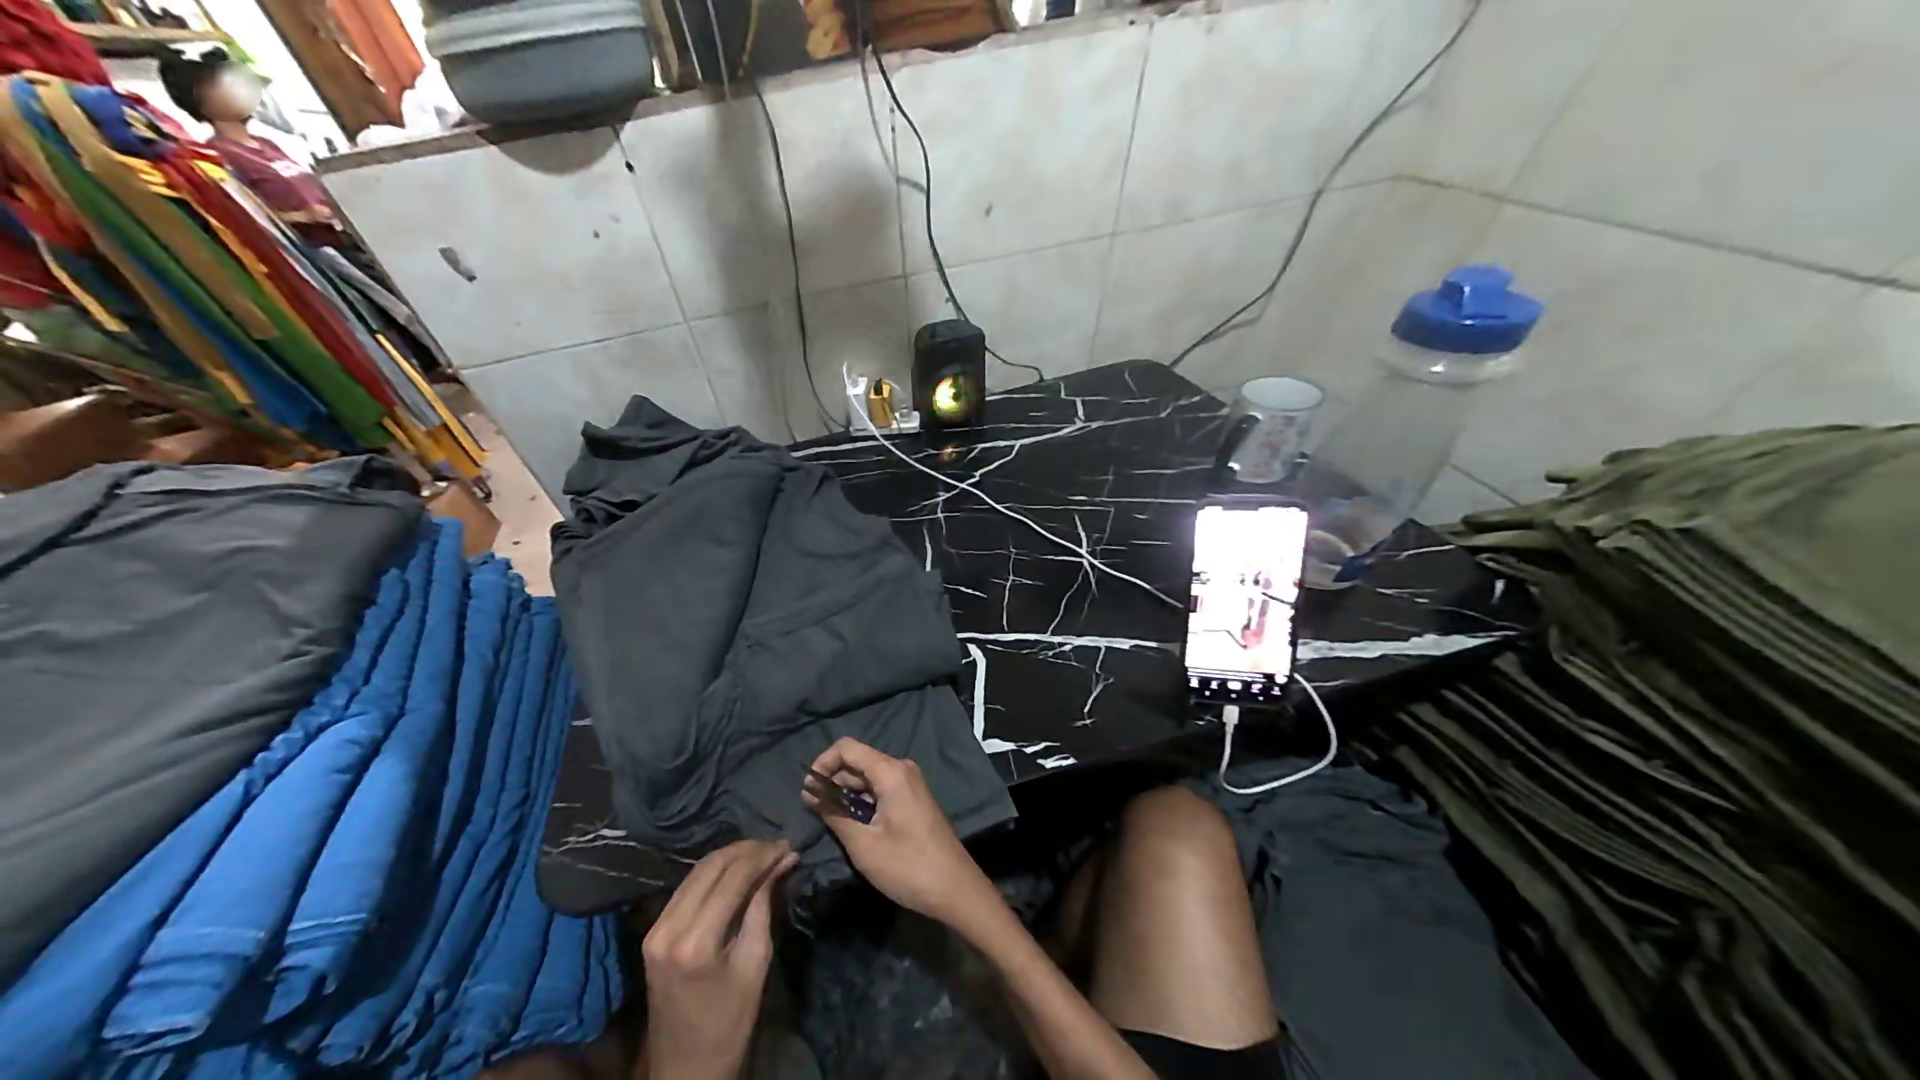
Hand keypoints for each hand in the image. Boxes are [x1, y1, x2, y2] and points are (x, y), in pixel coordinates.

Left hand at [640, 840, 796, 1079]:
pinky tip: (737, 870)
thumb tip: (782, 862)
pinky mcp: (652, 933)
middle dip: (748, 850)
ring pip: (696, 871)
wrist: (684, 1068)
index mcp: (697, 942)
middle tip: (778, 846)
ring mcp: (655, 929)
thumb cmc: (730, 1023)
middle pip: (711, 866)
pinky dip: (713, 873)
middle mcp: (669, 928)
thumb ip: (763, 906)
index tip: (789, 845)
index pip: (734, 876)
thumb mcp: (756, 963)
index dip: (764, 855)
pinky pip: (686, 888)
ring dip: (731, 856)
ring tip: (762, 853)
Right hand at [802, 738, 1001, 933]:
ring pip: (868, 777)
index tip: (807, 790)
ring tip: (825, 818)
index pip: (847, 748)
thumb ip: (834, 814)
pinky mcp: (913, 800)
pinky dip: (861, 801)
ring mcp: (910, 784)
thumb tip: (811, 793)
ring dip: (845, 792)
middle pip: (857, 761)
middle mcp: (902, 769)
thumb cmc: (908, 867)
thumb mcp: (863, 844)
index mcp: (891, 772)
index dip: (822, 763)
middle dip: (831, 780)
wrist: (956, 889)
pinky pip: (881, 789)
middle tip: (810, 809)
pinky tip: (849, 823)